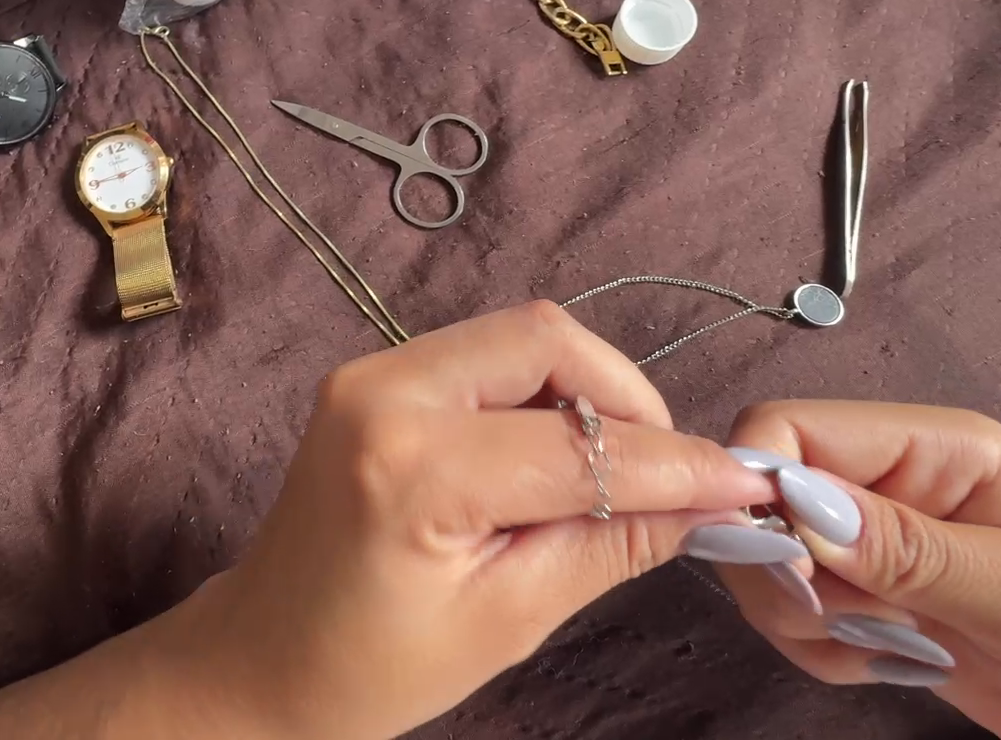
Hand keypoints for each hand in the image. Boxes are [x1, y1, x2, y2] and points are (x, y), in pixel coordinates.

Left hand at [0, 301, 775, 739]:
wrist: (261, 650)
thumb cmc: (370, 664)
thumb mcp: (505, 618)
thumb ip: (607, 544)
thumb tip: (703, 498)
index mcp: (411, 465)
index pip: (574, 442)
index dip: (671, 461)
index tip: (738, 481)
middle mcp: (384, 389)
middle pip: (543, 338)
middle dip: (624, 394)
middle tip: (663, 467)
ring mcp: (370, 370)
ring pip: (515, 336)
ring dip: (581, 388)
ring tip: (608, 465)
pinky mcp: (372, 374)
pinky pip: (479, 353)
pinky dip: (534, 389)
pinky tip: (548, 447)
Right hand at [716, 400, 1000, 738]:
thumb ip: (924, 552)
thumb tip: (794, 506)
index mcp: (936, 447)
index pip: (792, 427)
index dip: (761, 481)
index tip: (786, 565)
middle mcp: (892, 482)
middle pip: (763, 490)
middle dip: (777, 562)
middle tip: (834, 624)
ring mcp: (879, 542)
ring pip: (767, 550)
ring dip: (796, 610)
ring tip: (873, 653)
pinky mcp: (871, 596)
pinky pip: (794, 602)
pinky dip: (810, 641)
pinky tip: (873, 665)